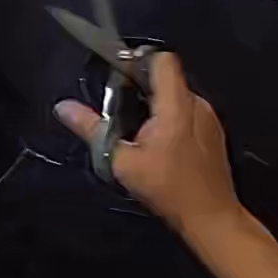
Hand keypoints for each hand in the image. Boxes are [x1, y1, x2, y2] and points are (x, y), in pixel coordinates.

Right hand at [56, 52, 244, 238]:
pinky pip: (188, 111)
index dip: (137, 60)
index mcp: (176, 106)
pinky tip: (157, 143)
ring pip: (177, 95)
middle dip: (141, 86)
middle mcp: (197, 104)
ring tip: (135, 128)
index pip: (162, 60)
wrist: (210, 218)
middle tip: (118, 107)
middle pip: (167, 77)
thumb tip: (63, 107)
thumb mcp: (121, 161)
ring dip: (156, 103)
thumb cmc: (166, 189)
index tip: (117, 75)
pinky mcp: (213, 132)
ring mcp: (209, 118)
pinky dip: (170, 117)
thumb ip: (91, 129)